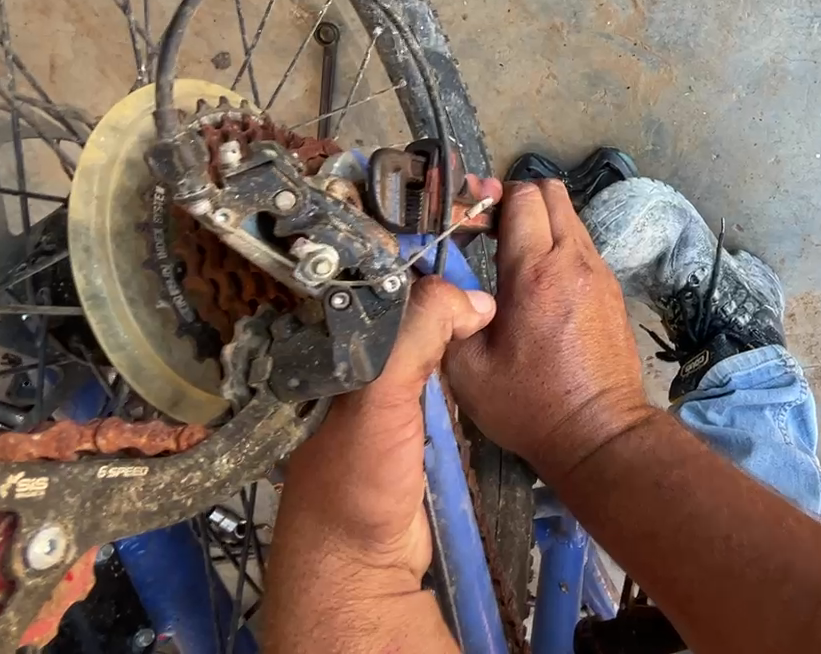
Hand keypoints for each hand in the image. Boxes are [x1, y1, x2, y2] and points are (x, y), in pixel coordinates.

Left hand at [272, 273, 495, 593]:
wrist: (366, 565)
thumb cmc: (357, 476)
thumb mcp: (380, 394)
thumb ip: (416, 335)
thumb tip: (476, 300)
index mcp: (326, 348)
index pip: (374, 286)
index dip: (416, 267)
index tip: (462, 256)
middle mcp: (350, 361)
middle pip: (405, 310)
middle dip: (446, 299)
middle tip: (487, 292)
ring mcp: (381, 392)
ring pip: (426, 341)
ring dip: (458, 329)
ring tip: (493, 313)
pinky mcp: (410, 418)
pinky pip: (439, 374)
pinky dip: (461, 362)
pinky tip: (483, 352)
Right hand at [445, 180, 655, 480]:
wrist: (600, 433)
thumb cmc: (530, 404)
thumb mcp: (468, 370)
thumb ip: (449, 315)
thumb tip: (446, 282)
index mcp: (536, 272)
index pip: (522, 197)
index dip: (493, 198)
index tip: (474, 223)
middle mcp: (574, 259)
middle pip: (551, 193)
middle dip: (519, 201)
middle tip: (494, 234)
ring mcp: (600, 271)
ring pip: (570, 217)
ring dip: (542, 224)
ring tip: (516, 263)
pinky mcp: (612, 287)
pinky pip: (582, 245)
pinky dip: (560, 247)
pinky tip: (542, 286)